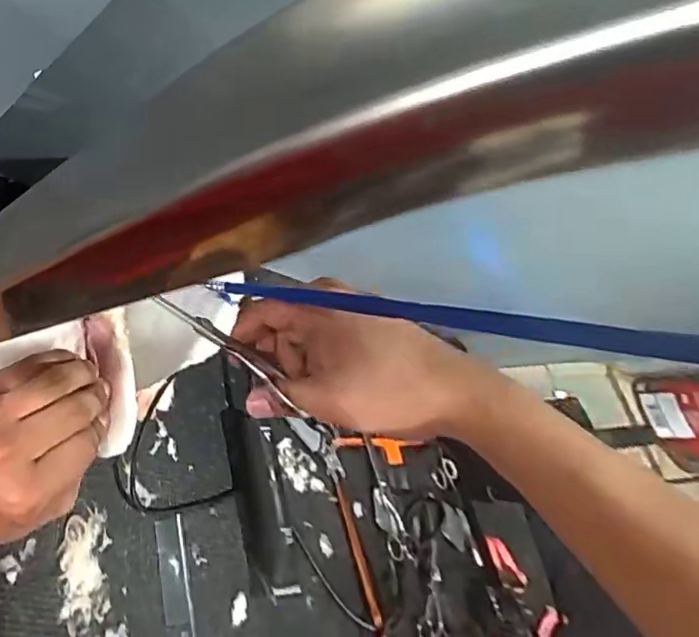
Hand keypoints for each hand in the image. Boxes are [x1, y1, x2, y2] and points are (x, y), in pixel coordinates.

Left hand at [0, 350, 108, 550]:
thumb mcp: (43, 513)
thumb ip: (75, 472)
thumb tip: (98, 426)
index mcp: (30, 488)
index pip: (85, 442)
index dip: (100, 426)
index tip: (102, 420)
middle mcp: (12, 448)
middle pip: (74, 408)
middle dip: (96, 397)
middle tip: (102, 392)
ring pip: (55, 380)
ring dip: (81, 373)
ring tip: (90, 375)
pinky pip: (29, 365)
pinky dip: (55, 360)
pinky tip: (67, 364)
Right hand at [231, 278, 514, 440]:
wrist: (459, 394)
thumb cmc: (388, 391)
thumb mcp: (327, 400)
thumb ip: (282, 397)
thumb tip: (251, 401)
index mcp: (314, 305)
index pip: (258, 310)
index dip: (242, 338)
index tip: (239, 368)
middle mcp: (329, 296)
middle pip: (282, 321)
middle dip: (277, 358)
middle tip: (288, 393)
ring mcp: (352, 306)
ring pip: (306, 332)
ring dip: (302, 363)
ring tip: (321, 395)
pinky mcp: (370, 320)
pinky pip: (329, 334)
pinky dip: (324, 359)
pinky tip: (339, 386)